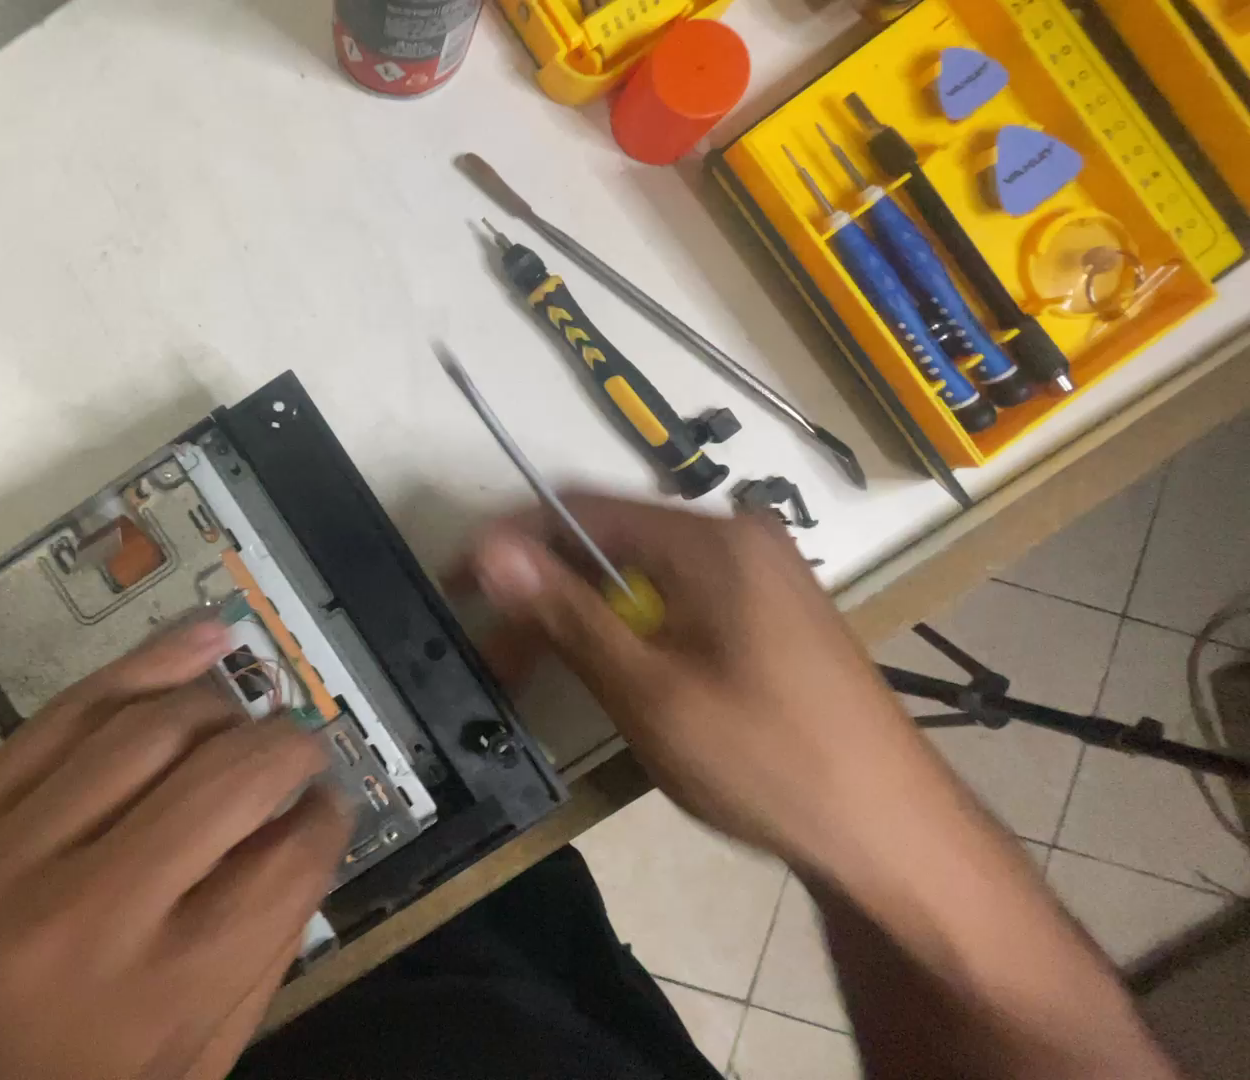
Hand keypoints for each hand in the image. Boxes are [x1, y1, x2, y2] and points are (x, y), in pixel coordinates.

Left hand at [0, 621, 352, 1079]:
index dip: (324, 820)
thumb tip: (305, 828)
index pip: (284, 867)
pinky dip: (146, 665)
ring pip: (150, 728)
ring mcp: (10, 852)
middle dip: (288, 750)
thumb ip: (260, 952)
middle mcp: (87, 915)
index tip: (328, 805)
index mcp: (158, 995)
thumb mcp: (187, 1063)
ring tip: (249, 713)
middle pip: (225, 782)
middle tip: (304, 748)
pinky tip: (201, 640)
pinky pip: (69, 711)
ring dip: (223, 706)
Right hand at [459, 494, 940, 868]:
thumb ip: (565, 613)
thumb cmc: (765, 760)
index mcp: (711, 541)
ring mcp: (752, 576)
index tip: (456, 584)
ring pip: (633, 576)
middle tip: (493, 650)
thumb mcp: (647, 689)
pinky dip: (621, 631)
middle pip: (606, 543)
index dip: (508, 541)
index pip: (580, 510)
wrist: (893, 840)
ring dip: (575, 618)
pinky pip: (668, 601)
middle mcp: (733, 540)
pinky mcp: (759, 613)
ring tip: (531, 672)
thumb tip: (490, 550)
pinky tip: (603, 672)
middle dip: (540, 592)